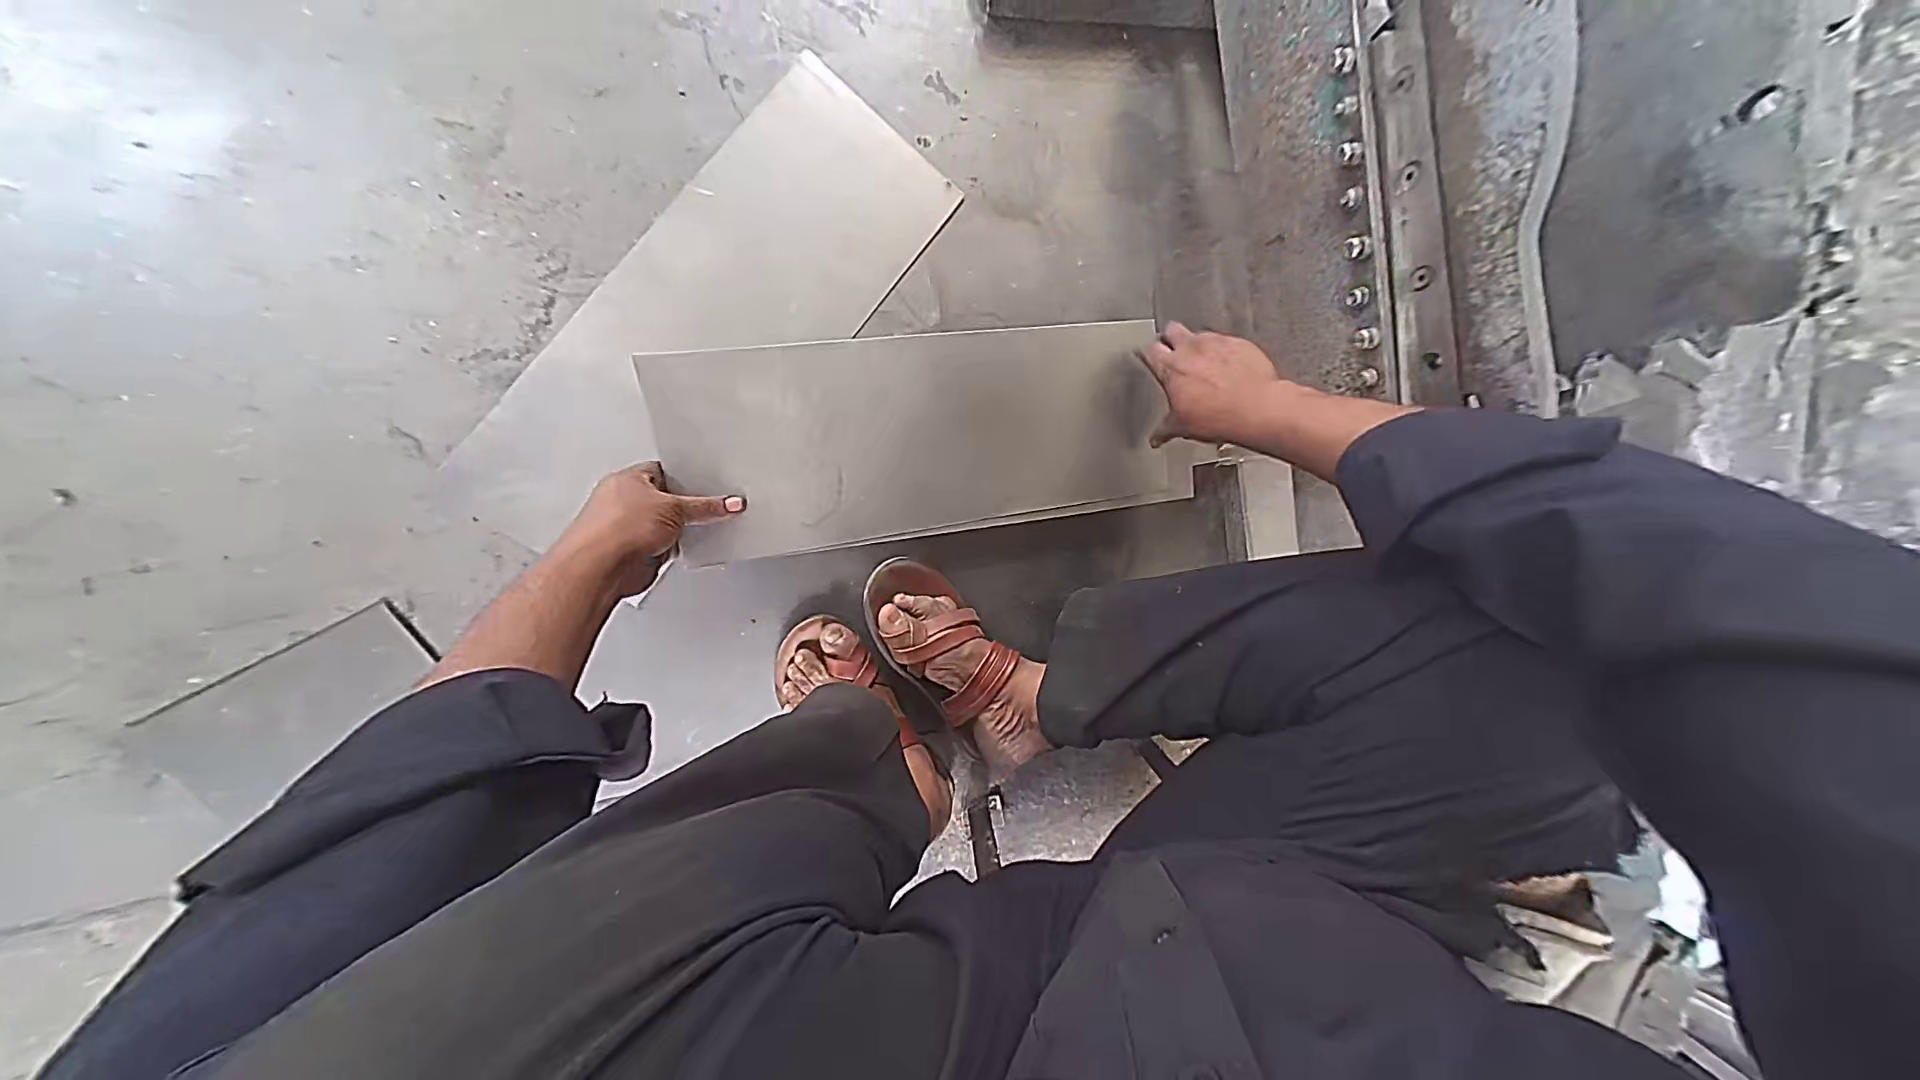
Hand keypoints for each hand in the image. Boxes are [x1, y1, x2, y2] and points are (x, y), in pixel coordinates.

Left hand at [557, 462, 743, 594]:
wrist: (600, 567)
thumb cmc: (617, 530)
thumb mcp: (675, 509)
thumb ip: (705, 507)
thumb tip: (726, 503)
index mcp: (627, 479)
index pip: (665, 472)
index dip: (688, 478)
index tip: (708, 486)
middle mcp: (624, 501)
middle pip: (666, 500)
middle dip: (685, 507)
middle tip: (704, 509)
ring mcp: (628, 527)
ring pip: (665, 524)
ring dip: (678, 530)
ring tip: (689, 530)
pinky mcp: (634, 551)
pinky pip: (664, 545)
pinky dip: (674, 547)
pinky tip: (679, 548)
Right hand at [1138, 322, 1288, 447]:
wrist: (1257, 409)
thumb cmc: (1218, 415)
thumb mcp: (1182, 427)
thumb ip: (1164, 429)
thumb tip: (1156, 437)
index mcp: (1171, 367)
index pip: (1150, 350)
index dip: (1149, 354)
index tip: (1151, 360)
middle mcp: (1191, 349)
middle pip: (1171, 330)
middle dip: (1170, 339)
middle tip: (1174, 353)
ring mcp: (1217, 343)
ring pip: (1200, 334)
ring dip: (1199, 346)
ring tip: (1204, 365)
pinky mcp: (1240, 343)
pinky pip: (1227, 342)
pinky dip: (1225, 352)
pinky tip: (1228, 368)